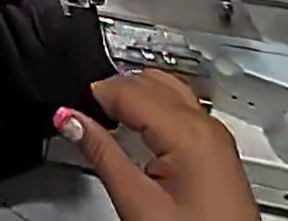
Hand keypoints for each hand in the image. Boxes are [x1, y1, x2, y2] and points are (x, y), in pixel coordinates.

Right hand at [55, 71, 257, 220]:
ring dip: (135, 94)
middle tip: (85, 110)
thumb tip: (70, 119)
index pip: (129, 90)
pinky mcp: (217, 151)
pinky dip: (154, 105)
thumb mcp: (138, 205)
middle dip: (115, 91)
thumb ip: (102, 154)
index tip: (73, 105)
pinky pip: (181, 106)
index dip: (97, 94)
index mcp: (188, 132)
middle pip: (149, 82)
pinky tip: (138, 127)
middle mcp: (206, 126)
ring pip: (166, 88)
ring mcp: (216, 137)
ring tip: (107, 116)